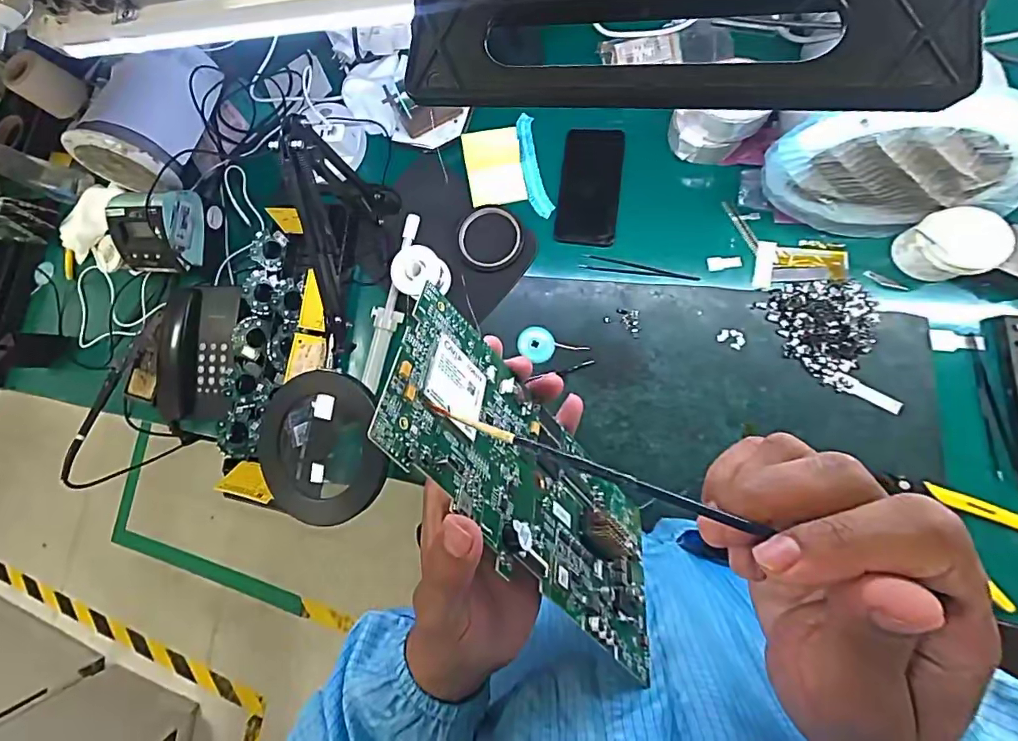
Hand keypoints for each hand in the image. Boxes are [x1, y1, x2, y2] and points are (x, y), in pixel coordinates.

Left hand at [405, 337, 582, 701]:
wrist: (472, 656)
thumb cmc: (445, 620)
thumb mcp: (440, 593)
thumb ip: (449, 562)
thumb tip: (464, 524)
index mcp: (449, 496)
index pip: (456, 435)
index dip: (469, 396)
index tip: (483, 362)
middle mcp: (478, 491)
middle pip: (493, 433)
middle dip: (508, 395)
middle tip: (529, 368)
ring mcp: (508, 505)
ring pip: (523, 450)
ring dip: (537, 416)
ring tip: (556, 386)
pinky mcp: (537, 526)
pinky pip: (551, 483)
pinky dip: (563, 455)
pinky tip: (576, 428)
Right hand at [699, 433, 1000, 740]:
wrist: (830, 700)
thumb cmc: (859, 711)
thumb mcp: (867, 701)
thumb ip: (879, 644)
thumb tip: (908, 595)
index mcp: (948, 589)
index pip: (917, 529)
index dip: (844, 536)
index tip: (776, 566)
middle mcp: (896, 536)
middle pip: (843, 474)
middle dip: (775, 500)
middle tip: (732, 544)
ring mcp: (839, 510)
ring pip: (794, 454)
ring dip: (742, 488)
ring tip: (726, 540)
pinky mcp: (791, 499)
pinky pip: (758, 456)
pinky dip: (726, 478)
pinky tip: (722, 523)